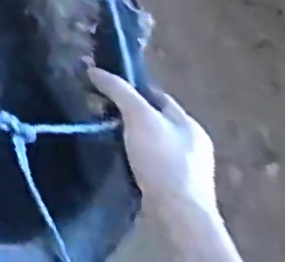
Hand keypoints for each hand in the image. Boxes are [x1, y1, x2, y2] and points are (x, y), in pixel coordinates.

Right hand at [89, 68, 240, 260]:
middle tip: (96, 108)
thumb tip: (94, 69)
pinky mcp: (171, 187)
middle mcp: (190, 144)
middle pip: (149, 117)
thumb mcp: (139, 115)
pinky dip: (129, 154)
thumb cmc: (163, 160)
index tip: (102, 85)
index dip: (129, 87)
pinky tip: (114, 155)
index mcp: (189, 125)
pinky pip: (145, 160)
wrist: (178, 216)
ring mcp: (183, 168)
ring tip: (100, 131)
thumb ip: (118, 89)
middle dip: (123, 111)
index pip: (156, 95)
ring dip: (124, 134)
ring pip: (145, 139)